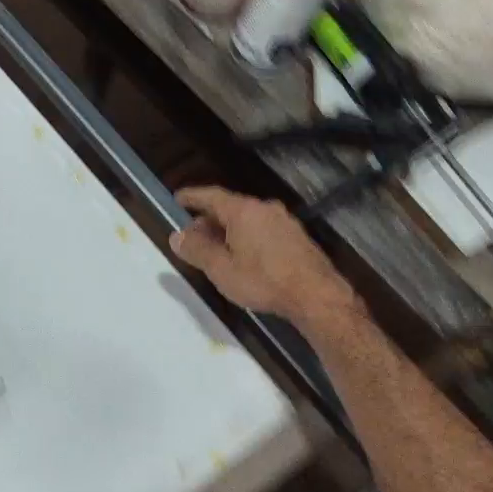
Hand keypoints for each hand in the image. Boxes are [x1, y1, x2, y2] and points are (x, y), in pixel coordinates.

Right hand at [169, 186, 361, 331]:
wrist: (316, 295)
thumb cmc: (263, 281)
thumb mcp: (221, 269)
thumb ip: (197, 250)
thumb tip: (177, 236)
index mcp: (243, 211)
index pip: (211, 196)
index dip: (192, 197)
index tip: (177, 199)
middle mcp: (265, 208)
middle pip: (230, 207)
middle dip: (208, 219)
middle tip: (193, 235)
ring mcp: (284, 221)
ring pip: (247, 219)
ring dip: (228, 229)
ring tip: (216, 248)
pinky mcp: (297, 237)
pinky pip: (262, 229)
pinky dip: (246, 236)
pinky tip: (243, 255)